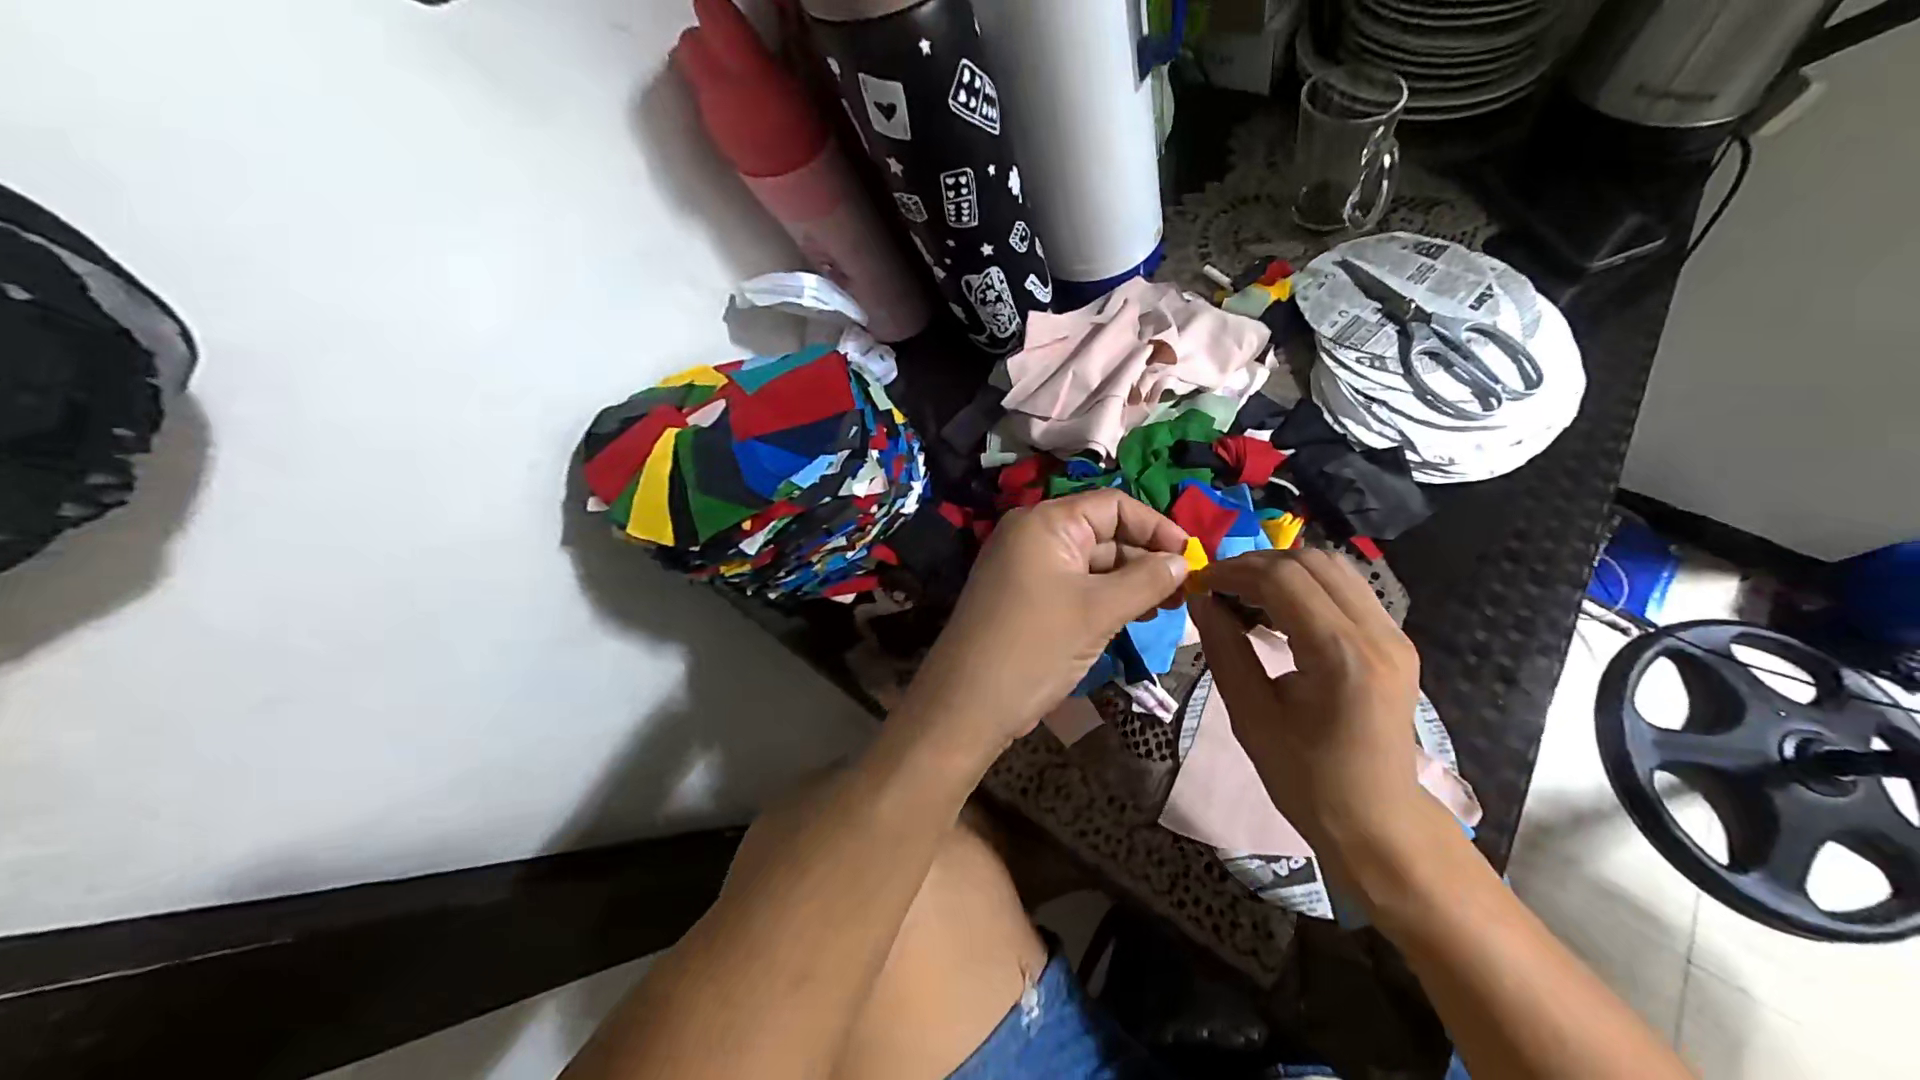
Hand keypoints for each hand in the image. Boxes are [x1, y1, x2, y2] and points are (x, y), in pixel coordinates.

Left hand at [901, 490, 1189, 751]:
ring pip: (1090, 563)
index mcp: (1046, 522)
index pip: (1113, 505)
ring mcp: (1025, 567)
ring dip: (1129, 581)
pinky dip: (1104, 597)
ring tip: (1164, 609)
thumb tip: (1183, 562)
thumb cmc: (1035, 647)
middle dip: (1145, 558)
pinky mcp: (1023, 597)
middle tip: (1183, 592)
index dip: (1156, 527)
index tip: (1191, 558)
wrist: (967, 704)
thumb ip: (1147, 580)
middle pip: (1103, 532)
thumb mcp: (1100, 611)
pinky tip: (1132, 617)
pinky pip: (1073, 585)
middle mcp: (1032, 535)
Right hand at [1188, 549, 1426, 858]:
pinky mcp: (1395, 642)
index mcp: (1340, 655)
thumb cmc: (1306, 778)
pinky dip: (1307, 585)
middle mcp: (1377, 633)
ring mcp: (1394, 635)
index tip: (1200, 585)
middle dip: (1257, 564)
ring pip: (1334, 567)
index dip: (1233, 571)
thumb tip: (1201, 601)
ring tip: (1245, 596)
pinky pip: (1348, 589)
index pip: (1282, 578)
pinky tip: (1278, 611)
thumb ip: (1224, 649)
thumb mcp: (1251, 715)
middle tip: (1219, 588)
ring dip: (1283, 570)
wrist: (1377, 821)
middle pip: (1311, 561)